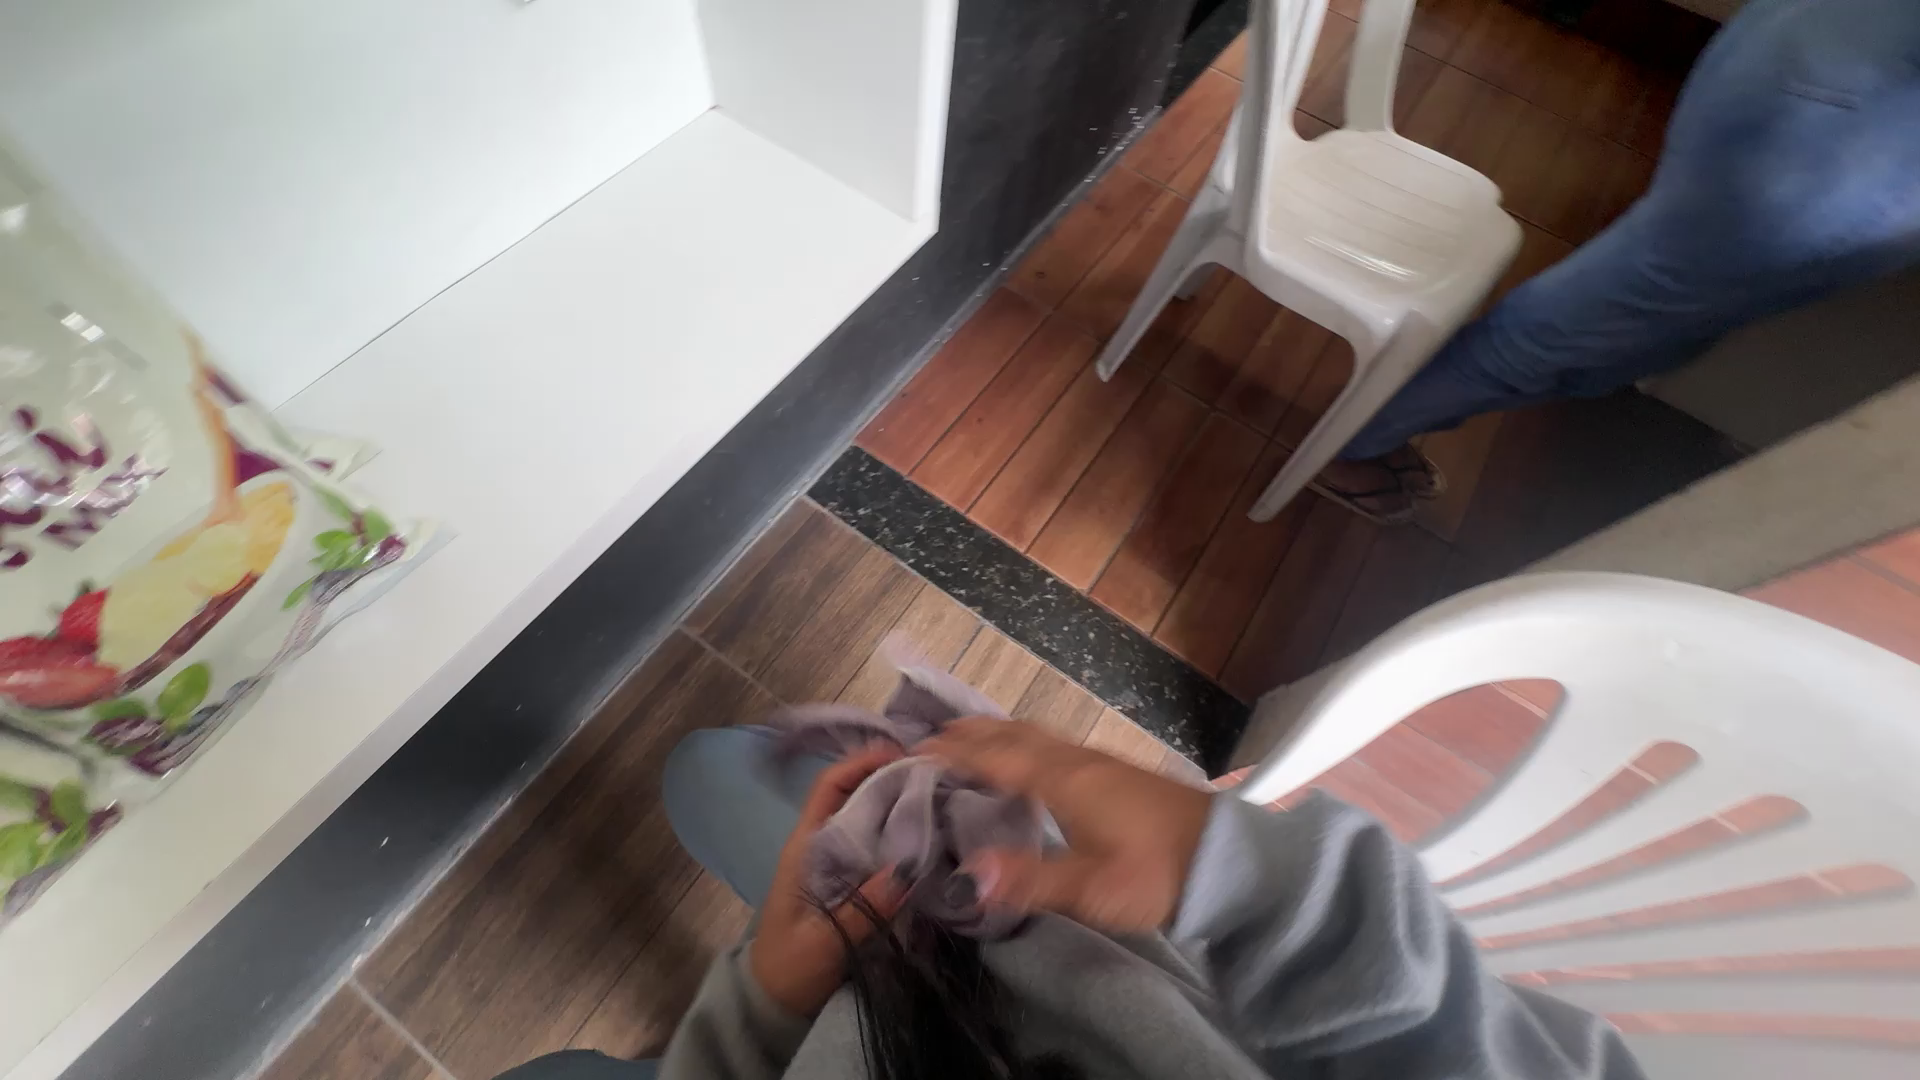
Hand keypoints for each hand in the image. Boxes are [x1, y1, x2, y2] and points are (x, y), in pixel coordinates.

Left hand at [749, 745, 910, 1014]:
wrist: (773, 1006)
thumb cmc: (790, 969)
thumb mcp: (825, 941)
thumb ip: (864, 908)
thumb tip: (907, 868)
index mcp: (805, 846)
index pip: (830, 786)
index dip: (862, 763)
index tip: (901, 755)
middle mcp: (821, 843)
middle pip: (855, 793)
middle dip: (890, 776)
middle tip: (933, 773)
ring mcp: (836, 860)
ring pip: (869, 815)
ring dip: (898, 801)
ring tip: (937, 795)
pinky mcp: (851, 879)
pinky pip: (877, 842)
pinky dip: (900, 831)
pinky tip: (928, 833)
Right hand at [919, 717, 1211, 932]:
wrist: (1224, 858)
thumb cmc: (1155, 872)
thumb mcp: (1091, 888)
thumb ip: (1029, 879)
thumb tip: (967, 876)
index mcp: (1061, 781)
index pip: (996, 758)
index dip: (956, 752)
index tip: (918, 749)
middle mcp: (1073, 760)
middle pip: (1013, 735)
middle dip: (972, 732)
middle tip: (934, 734)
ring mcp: (1095, 760)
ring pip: (1034, 734)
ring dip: (997, 732)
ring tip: (970, 736)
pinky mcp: (1111, 770)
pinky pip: (1051, 742)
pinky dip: (1022, 740)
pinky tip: (1028, 758)